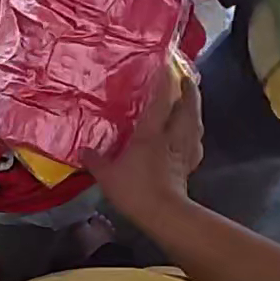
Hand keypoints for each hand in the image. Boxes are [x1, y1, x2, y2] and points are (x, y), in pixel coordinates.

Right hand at [89, 73, 202, 226]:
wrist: (164, 214)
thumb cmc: (135, 190)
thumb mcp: (107, 175)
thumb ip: (95, 160)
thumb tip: (83, 150)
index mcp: (151, 134)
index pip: (160, 101)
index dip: (163, 82)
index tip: (166, 66)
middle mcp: (171, 138)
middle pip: (186, 109)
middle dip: (189, 92)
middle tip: (188, 80)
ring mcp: (183, 152)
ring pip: (195, 125)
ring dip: (196, 111)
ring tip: (192, 103)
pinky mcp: (189, 167)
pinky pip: (195, 145)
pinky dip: (196, 136)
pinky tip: (193, 137)